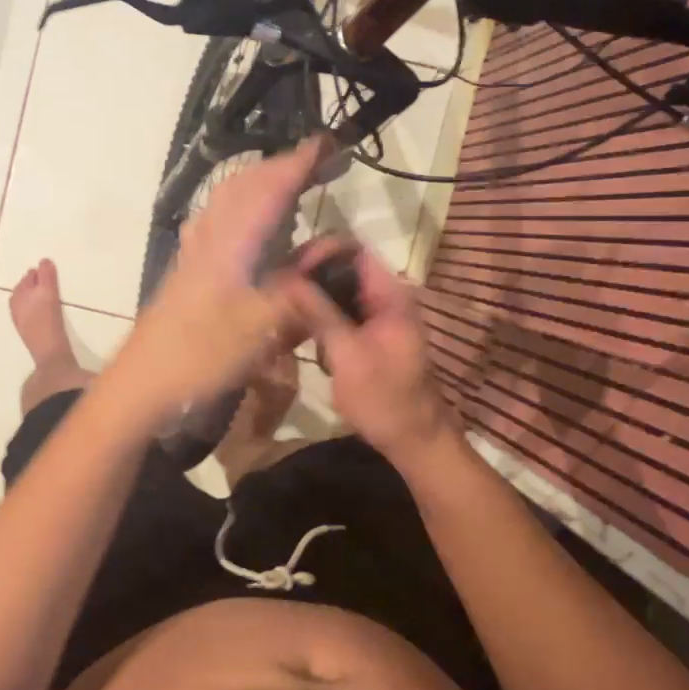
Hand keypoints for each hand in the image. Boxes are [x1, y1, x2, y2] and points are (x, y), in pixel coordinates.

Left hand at [113, 137, 328, 415]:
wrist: (140, 383)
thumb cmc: (198, 355)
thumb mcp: (259, 329)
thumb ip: (297, 292)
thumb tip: (329, 262)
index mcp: (228, 244)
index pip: (266, 190)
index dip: (297, 164)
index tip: (327, 144)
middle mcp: (209, 240)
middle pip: (241, 187)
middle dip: (278, 168)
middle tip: (314, 163)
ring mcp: (194, 256)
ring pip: (225, 203)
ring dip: (257, 185)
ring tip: (288, 186)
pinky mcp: (188, 275)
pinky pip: (217, 224)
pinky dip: (241, 211)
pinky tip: (248, 228)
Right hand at [282, 242, 455, 461]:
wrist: (414, 441)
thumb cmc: (385, 399)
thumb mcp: (348, 355)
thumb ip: (319, 312)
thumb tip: (286, 277)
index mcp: (390, 294)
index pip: (353, 249)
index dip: (320, 251)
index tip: (291, 270)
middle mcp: (383, 296)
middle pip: (341, 265)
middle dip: (307, 272)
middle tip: (274, 287)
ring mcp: (374, 315)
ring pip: (335, 288)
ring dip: (307, 293)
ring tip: (275, 303)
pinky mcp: (364, 334)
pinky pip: (335, 310)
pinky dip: (313, 313)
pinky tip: (289, 325)